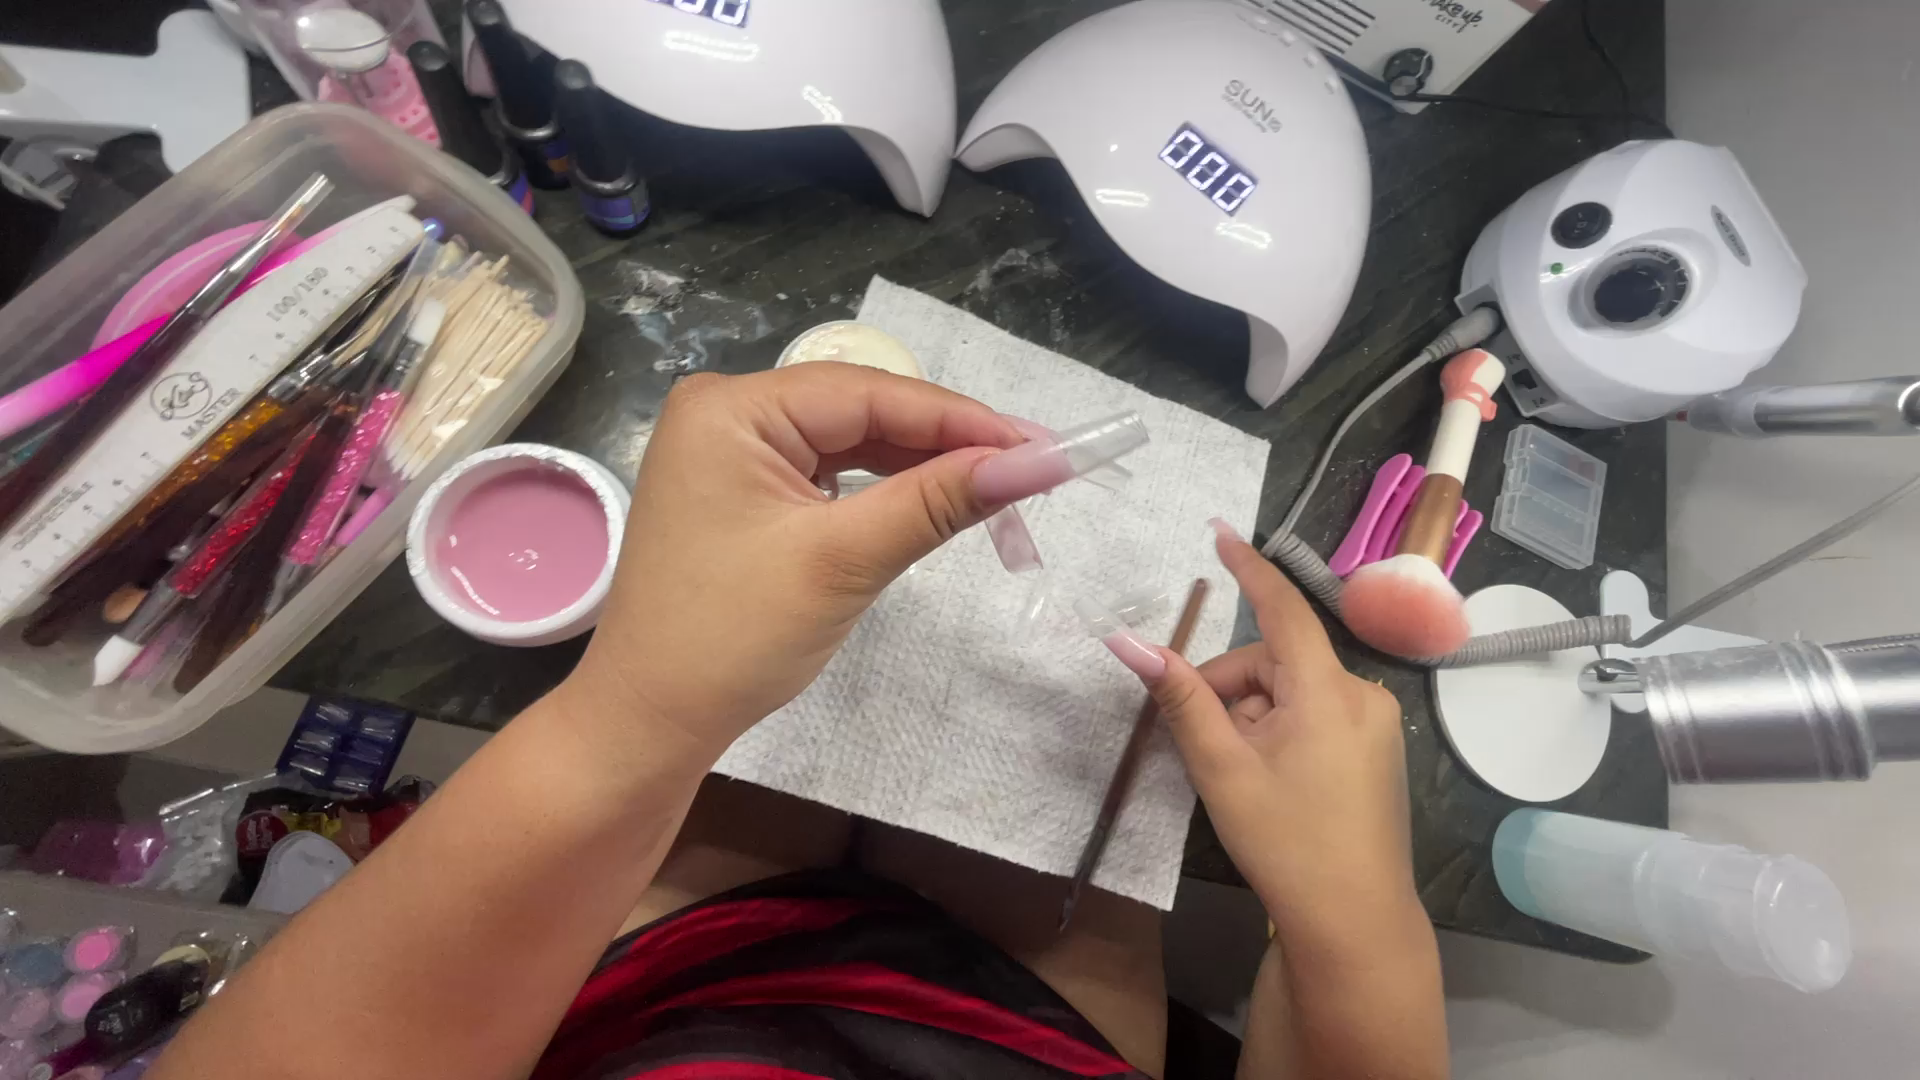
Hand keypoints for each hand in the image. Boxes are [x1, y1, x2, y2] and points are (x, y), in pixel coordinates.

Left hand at [566, 363, 1030, 758]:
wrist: (652, 720)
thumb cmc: (734, 638)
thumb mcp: (843, 560)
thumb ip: (937, 502)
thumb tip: (1034, 463)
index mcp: (733, 408)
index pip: (869, 394)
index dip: (961, 418)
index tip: (1039, 445)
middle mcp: (730, 413)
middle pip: (861, 412)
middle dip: (945, 442)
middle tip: (1027, 466)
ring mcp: (735, 452)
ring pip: (851, 442)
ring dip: (920, 465)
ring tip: (994, 483)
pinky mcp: (747, 491)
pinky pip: (831, 473)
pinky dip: (883, 488)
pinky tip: (930, 495)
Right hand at [1102, 523, 1420, 938]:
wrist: (1355, 927)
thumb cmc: (1285, 840)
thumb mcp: (1221, 766)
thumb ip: (1178, 697)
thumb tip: (1125, 641)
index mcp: (1327, 692)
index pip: (1282, 608)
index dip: (1248, 568)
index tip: (1219, 532)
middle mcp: (1359, 696)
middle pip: (1272, 662)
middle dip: (1227, 689)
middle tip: (1200, 742)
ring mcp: (1371, 725)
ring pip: (1287, 690)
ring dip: (1248, 713)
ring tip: (1232, 769)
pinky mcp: (1372, 750)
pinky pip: (1310, 713)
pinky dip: (1274, 727)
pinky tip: (1263, 774)